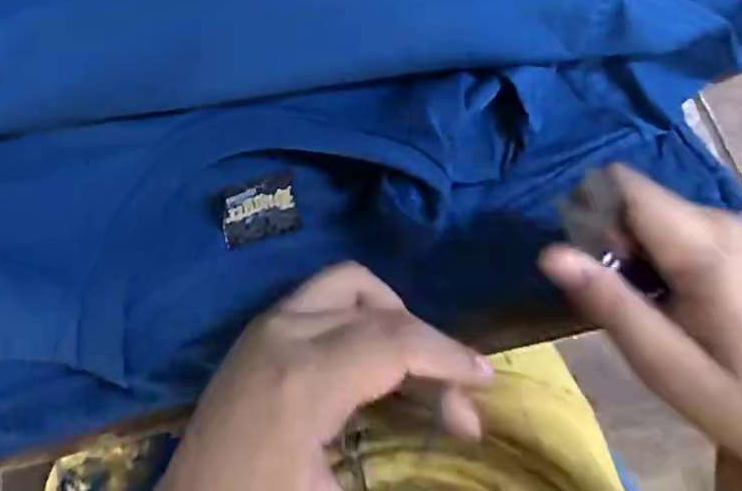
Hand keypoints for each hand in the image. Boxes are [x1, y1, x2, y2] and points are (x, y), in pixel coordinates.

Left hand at [157, 262, 495, 490]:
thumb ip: (396, 458)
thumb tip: (459, 433)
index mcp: (302, 377)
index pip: (393, 341)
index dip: (447, 356)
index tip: (486, 382)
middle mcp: (282, 332)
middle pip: (374, 304)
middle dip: (424, 341)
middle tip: (454, 400)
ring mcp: (264, 327)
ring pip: (345, 284)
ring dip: (390, 317)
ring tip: (415, 372)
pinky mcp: (255, 335)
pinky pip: (321, 300)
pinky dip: (359, 319)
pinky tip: (370, 367)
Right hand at [539, 165, 741, 490]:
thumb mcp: (667, 367)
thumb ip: (609, 303)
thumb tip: (549, 252)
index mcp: (706, 245)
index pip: (623, 184)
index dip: (595, 215)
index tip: (600, 266)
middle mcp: (716, 220)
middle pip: (632, 196)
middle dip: (610, 236)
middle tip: (623, 295)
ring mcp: (726, 229)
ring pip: (645, 209)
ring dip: (628, 248)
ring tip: (646, 303)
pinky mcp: (728, 242)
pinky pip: (666, 223)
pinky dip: (649, 253)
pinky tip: (665, 299)